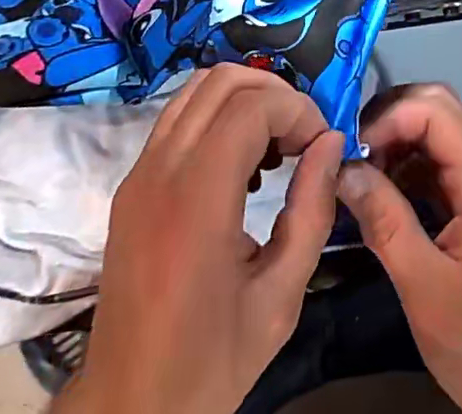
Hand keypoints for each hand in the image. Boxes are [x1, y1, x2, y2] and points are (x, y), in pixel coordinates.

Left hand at [59, 65, 346, 413]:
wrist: (129, 403)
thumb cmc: (211, 359)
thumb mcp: (281, 295)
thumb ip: (313, 209)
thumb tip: (331, 143)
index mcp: (196, 198)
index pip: (252, 105)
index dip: (298, 112)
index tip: (321, 148)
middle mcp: (160, 169)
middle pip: (221, 80)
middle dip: (275, 93)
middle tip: (302, 139)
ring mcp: (139, 172)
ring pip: (195, 88)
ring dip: (245, 99)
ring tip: (275, 149)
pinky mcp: (132, 182)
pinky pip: (178, 118)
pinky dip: (217, 116)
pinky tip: (241, 165)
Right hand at [336, 84, 461, 413]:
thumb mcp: (424, 287)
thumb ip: (385, 222)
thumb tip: (343, 170)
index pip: (440, 113)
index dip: (393, 117)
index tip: (355, 150)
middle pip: (442, 109)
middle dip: (392, 118)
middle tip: (354, 151)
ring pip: (438, 132)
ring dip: (396, 139)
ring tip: (361, 173)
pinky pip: (436, 163)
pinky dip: (404, 164)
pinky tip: (380, 191)